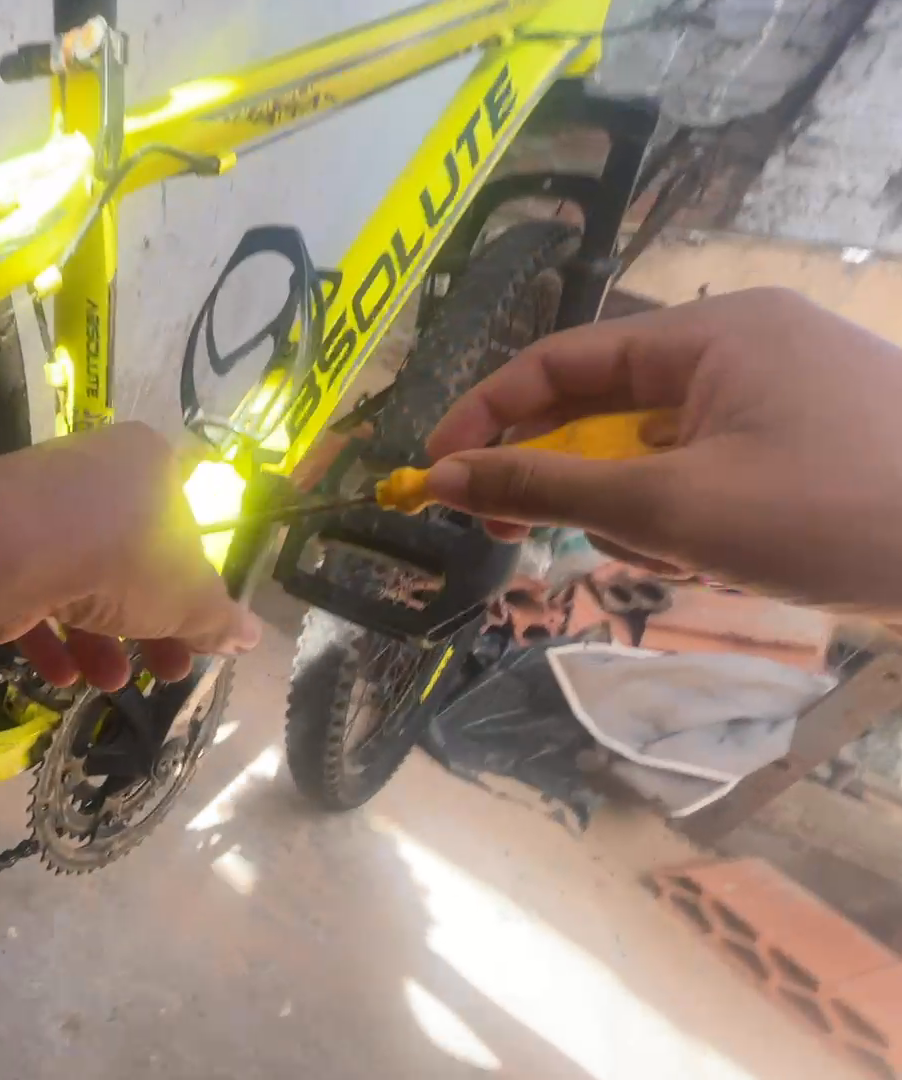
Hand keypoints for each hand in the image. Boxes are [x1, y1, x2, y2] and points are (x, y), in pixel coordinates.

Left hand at [0, 423, 262, 689]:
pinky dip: (49, 636)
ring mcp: (37, 510)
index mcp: (146, 464)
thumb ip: (217, 618)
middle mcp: (90, 476)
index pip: (183, 519)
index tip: (198, 627)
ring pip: (79, 580)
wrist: (11, 549)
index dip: (193, 579)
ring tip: (110, 682)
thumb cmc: (121, 556)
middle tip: (168, 672)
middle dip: (151, 626)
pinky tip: (64, 677)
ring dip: (99, 641)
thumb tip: (251, 636)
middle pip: (130, 559)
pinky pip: (31, 592)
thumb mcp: (186, 596)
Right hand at [423, 288, 901, 612]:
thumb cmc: (843, 514)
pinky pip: (677, 468)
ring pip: (629, 447)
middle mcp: (730, 352)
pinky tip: (690, 550)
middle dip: (543, 469)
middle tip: (499, 523)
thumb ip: (541, 486)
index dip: (482, 415)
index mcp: (706, 336)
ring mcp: (761, 398)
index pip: (553, 362)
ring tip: (647, 549)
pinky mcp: (783, 442)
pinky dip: (659, 510)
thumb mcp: (667, 505)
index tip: (435, 471)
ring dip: (611, 502)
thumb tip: (439, 480)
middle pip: (586, 406)